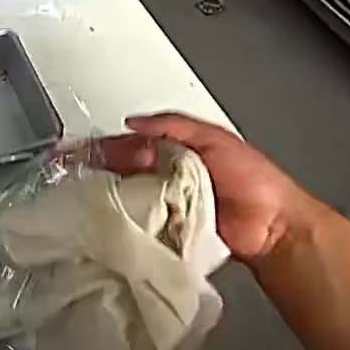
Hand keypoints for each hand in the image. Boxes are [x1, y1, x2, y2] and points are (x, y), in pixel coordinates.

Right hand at [98, 112, 317, 261]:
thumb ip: (175, 125)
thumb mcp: (216, 138)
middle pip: (116, 167)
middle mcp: (161, 175)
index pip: (126, 143)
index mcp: (172, 150)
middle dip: (95, 166)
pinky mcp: (159, 226)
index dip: (100, 145)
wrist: (274, 227)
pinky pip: (131, 218)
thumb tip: (134, 121)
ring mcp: (158, 201)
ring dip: (102, 191)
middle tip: (75, 168)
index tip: (76, 150)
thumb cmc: (256, 182)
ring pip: (119, 192)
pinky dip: (117, 215)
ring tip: (81, 189)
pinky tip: (100, 212)